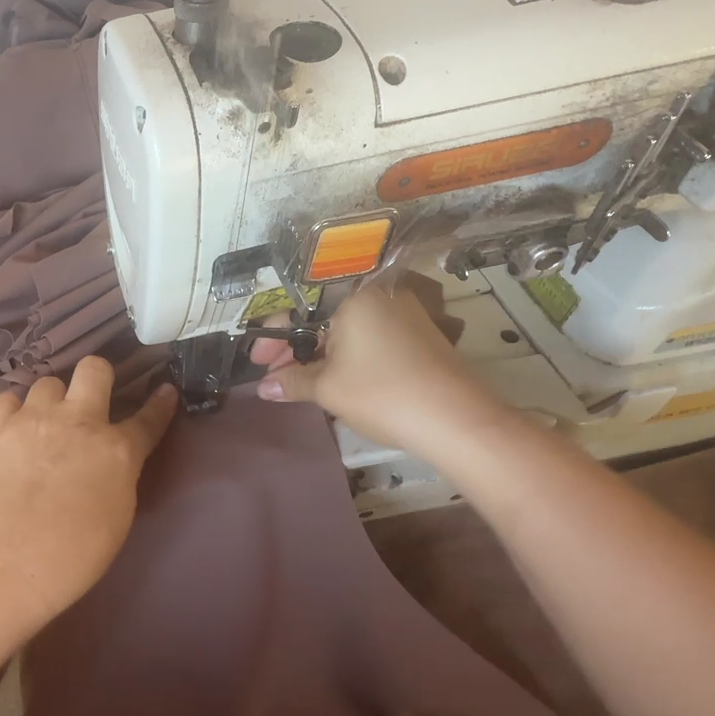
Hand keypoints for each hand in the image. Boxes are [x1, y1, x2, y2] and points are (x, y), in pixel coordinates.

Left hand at [0, 357, 177, 625]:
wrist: (11, 557)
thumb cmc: (75, 552)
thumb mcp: (118, 514)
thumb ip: (119, 475)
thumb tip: (112, 461)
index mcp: (118, 450)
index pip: (148, 419)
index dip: (159, 403)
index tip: (164, 391)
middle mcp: (79, 421)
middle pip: (94, 369)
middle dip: (97, 377)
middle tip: (90, 399)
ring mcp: (36, 418)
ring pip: (48, 381)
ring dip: (51, 399)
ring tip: (45, 422)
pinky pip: (8, 399)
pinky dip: (14, 410)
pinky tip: (14, 428)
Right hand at [248, 273, 509, 452]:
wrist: (456, 419)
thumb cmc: (382, 393)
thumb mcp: (327, 388)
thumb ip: (291, 381)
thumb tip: (263, 388)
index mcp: (353, 297)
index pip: (298, 310)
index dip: (272, 338)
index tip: (257, 363)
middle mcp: (379, 296)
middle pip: (323, 316)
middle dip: (295, 347)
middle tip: (276, 375)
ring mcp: (403, 314)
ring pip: (347, 328)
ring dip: (320, 352)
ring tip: (301, 381)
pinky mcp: (419, 335)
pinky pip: (369, 337)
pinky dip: (346, 355)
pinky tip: (334, 378)